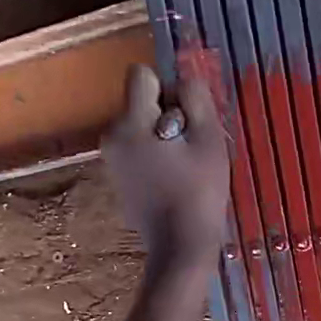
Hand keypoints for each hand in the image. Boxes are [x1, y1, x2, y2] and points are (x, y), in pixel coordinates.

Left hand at [101, 64, 229, 273]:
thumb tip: (183, 77)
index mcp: (129, 124)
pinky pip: (136, 146)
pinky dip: (154, 153)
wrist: (180, 244)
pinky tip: (172, 177)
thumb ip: (195, 98)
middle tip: (189, 145)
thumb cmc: (199, 191)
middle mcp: (111, 136)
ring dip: (162, 133)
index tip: (184, 116)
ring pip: (139, 124)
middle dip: (165, 112)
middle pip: (139, 100)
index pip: (140, 75)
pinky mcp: (117, 175)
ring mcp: (111, 158)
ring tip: (183, 164)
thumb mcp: (208, 139)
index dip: (167, 88)